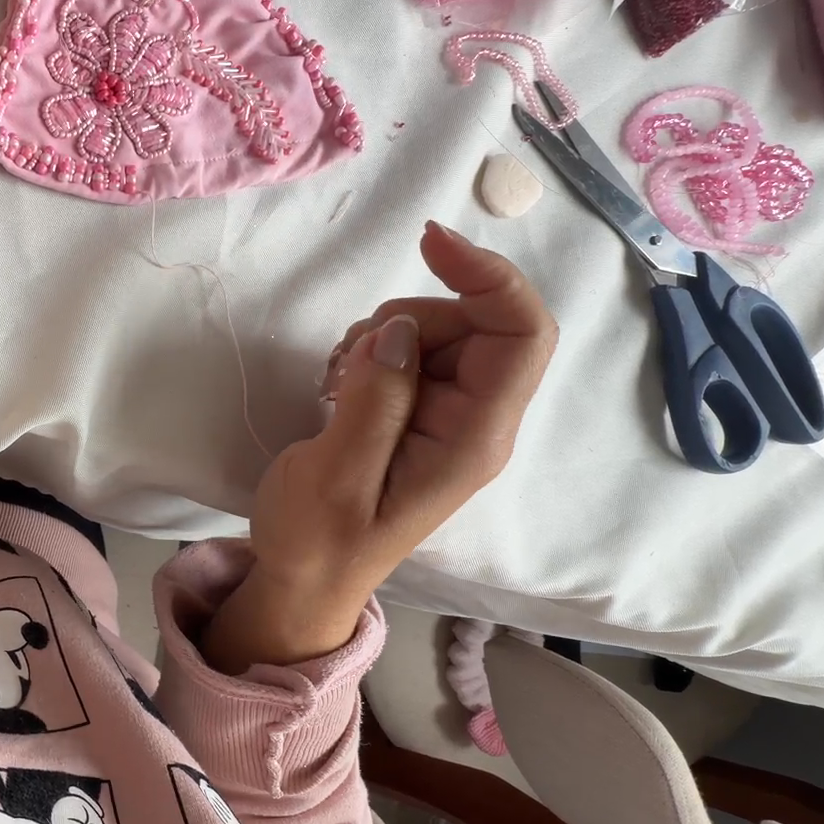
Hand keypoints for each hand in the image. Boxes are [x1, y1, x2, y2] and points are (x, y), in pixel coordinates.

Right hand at [200, 222, 557, 672]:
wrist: (304, 581)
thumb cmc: (318, 540)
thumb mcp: (336, 475)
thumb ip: (375, 402)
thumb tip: (398, 332)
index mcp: (472, 439)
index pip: (519, 335)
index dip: (489, 276)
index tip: (426, 242)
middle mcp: (474, 421)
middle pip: (472, 325)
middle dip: (406, 321)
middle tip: (344, 365)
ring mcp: (444, 419)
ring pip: (433, 336)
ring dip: (378, 341)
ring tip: (333, 388)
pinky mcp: (412, 417)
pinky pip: (405, 357)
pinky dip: (367, 356)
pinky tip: (337, 391)